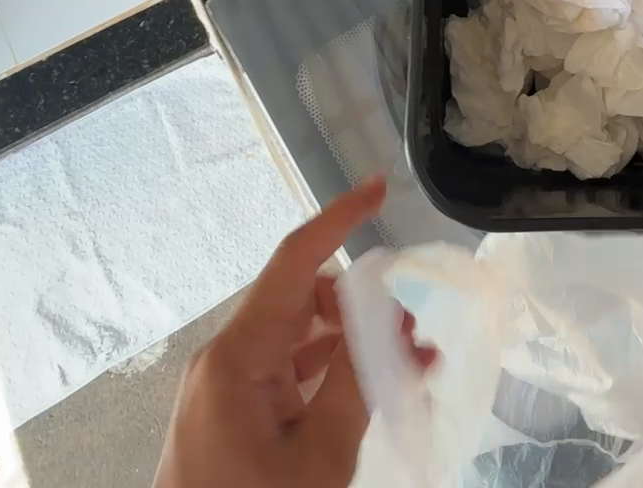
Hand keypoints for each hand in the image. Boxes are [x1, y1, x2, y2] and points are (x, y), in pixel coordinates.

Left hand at [154, 177, 435, 487]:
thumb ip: (355, 376)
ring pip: (300, 333)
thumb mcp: (319, 455)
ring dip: (353, 337)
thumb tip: (387, 316)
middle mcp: (227, 356)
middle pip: (303, 297)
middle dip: (362, 300)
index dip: (340, 216)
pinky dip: (331, 366)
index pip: (295, 260)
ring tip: (410, 360)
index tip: (380, 187)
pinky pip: (289, 367)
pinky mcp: (233, 407)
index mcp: (238, 355)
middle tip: (416, 328)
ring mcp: (227, 383)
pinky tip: (374, 383)